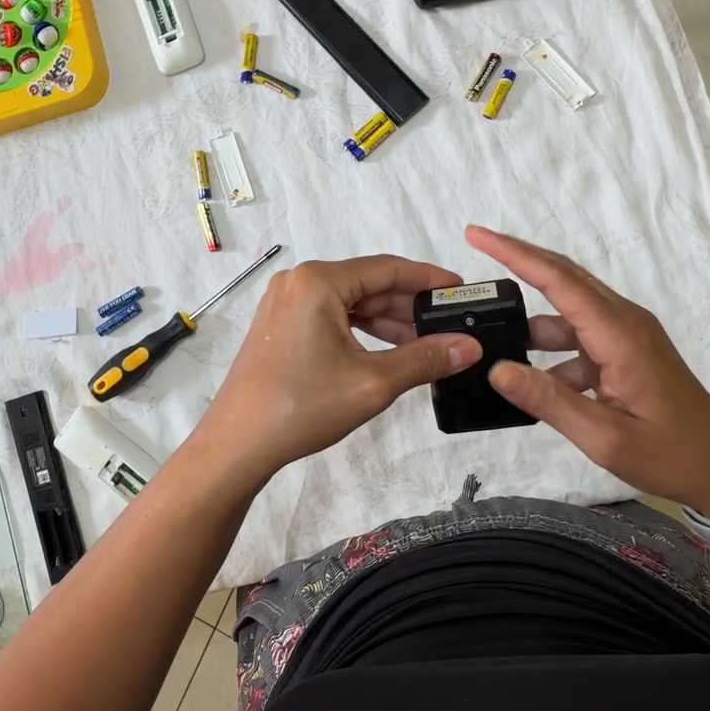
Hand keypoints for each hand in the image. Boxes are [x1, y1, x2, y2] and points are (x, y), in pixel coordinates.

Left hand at [198, 256, 482, 481]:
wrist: (238, 442)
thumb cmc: (303, 406)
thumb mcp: (373, 383)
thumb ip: (425, 359)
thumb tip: (471, 346)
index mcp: (318, 281)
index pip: (387, 268)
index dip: (429, 280)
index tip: (462, 292)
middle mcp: (299, 281)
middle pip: (368, 283)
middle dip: (409, 305)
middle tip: (451, 324)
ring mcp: (285, 302)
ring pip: (350, 302)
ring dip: (387, 320)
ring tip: (427, 342)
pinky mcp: (280, 324)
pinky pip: (331, 316)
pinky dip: (362, 330)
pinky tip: (389, 349)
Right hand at [468, 226, 709, 527]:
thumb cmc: (672, 455)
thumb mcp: (605, 438)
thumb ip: (549, 401)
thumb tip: (497, 369)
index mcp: (620, 335)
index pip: (559, 280)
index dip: (515, 254)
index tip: (476, 235)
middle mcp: (624, 322)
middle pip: (564, 278)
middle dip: (518, 260)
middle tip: (474, 246)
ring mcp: (628, 336)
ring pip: (569, 309)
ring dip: (531, 318)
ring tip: (491, 333)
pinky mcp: (627, 352)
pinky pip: (579, 335)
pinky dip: (550, 347)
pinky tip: (532, 378)